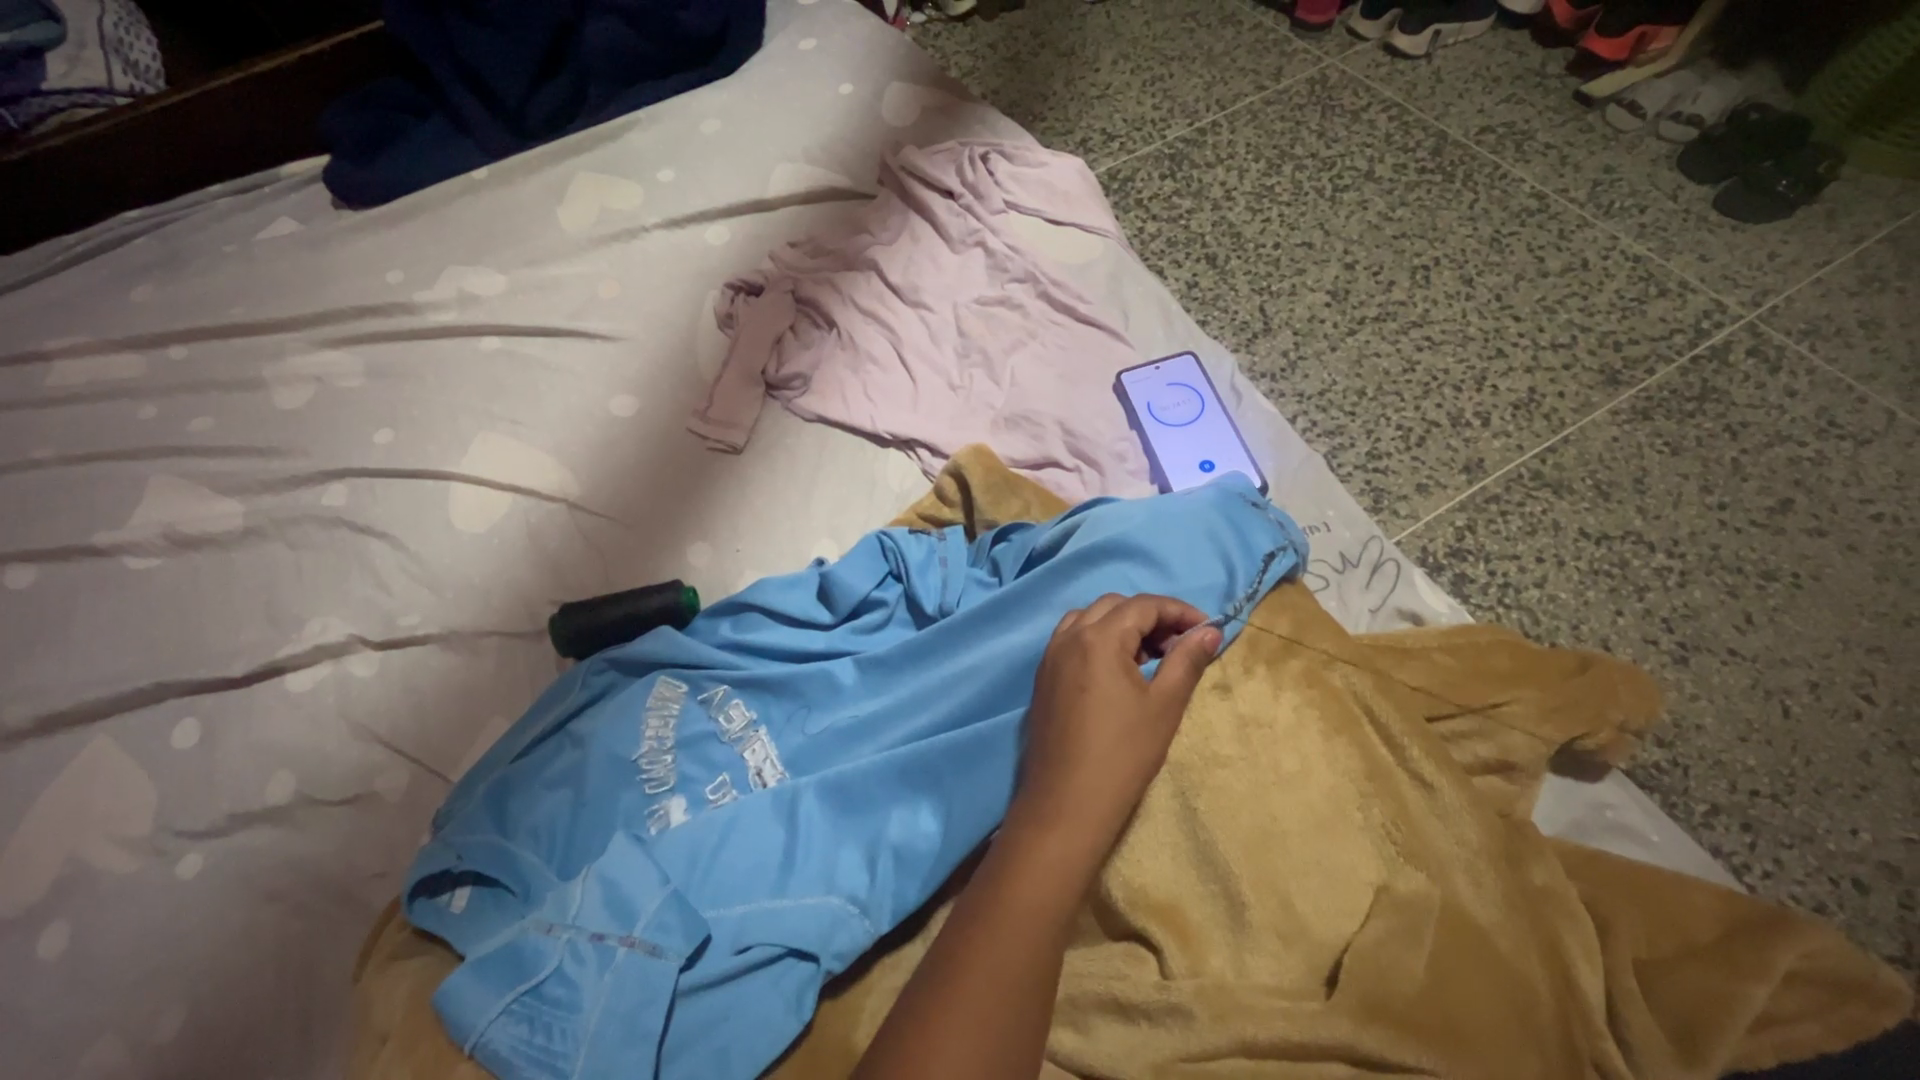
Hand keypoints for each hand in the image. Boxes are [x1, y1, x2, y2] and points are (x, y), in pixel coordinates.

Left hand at [1008, 594, 1223, 865]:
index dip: (1179, 612)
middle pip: (1114, 606)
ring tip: (1151, 657)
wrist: (1066, 803)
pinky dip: (1098, 641)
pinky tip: (1119, 673)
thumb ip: (1187, 661)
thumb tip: (1209, 632)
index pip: (1143, 605)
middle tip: (1181, 644)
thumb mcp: (1164, 706)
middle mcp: (1068, 637)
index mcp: (1098, 638)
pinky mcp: (1043, 679)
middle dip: (1151, 617)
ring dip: (1122, 627)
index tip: (1207, 630)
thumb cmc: (1122, 755)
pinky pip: (1072, 641)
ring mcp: (1050, 657)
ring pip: (1089, 620)